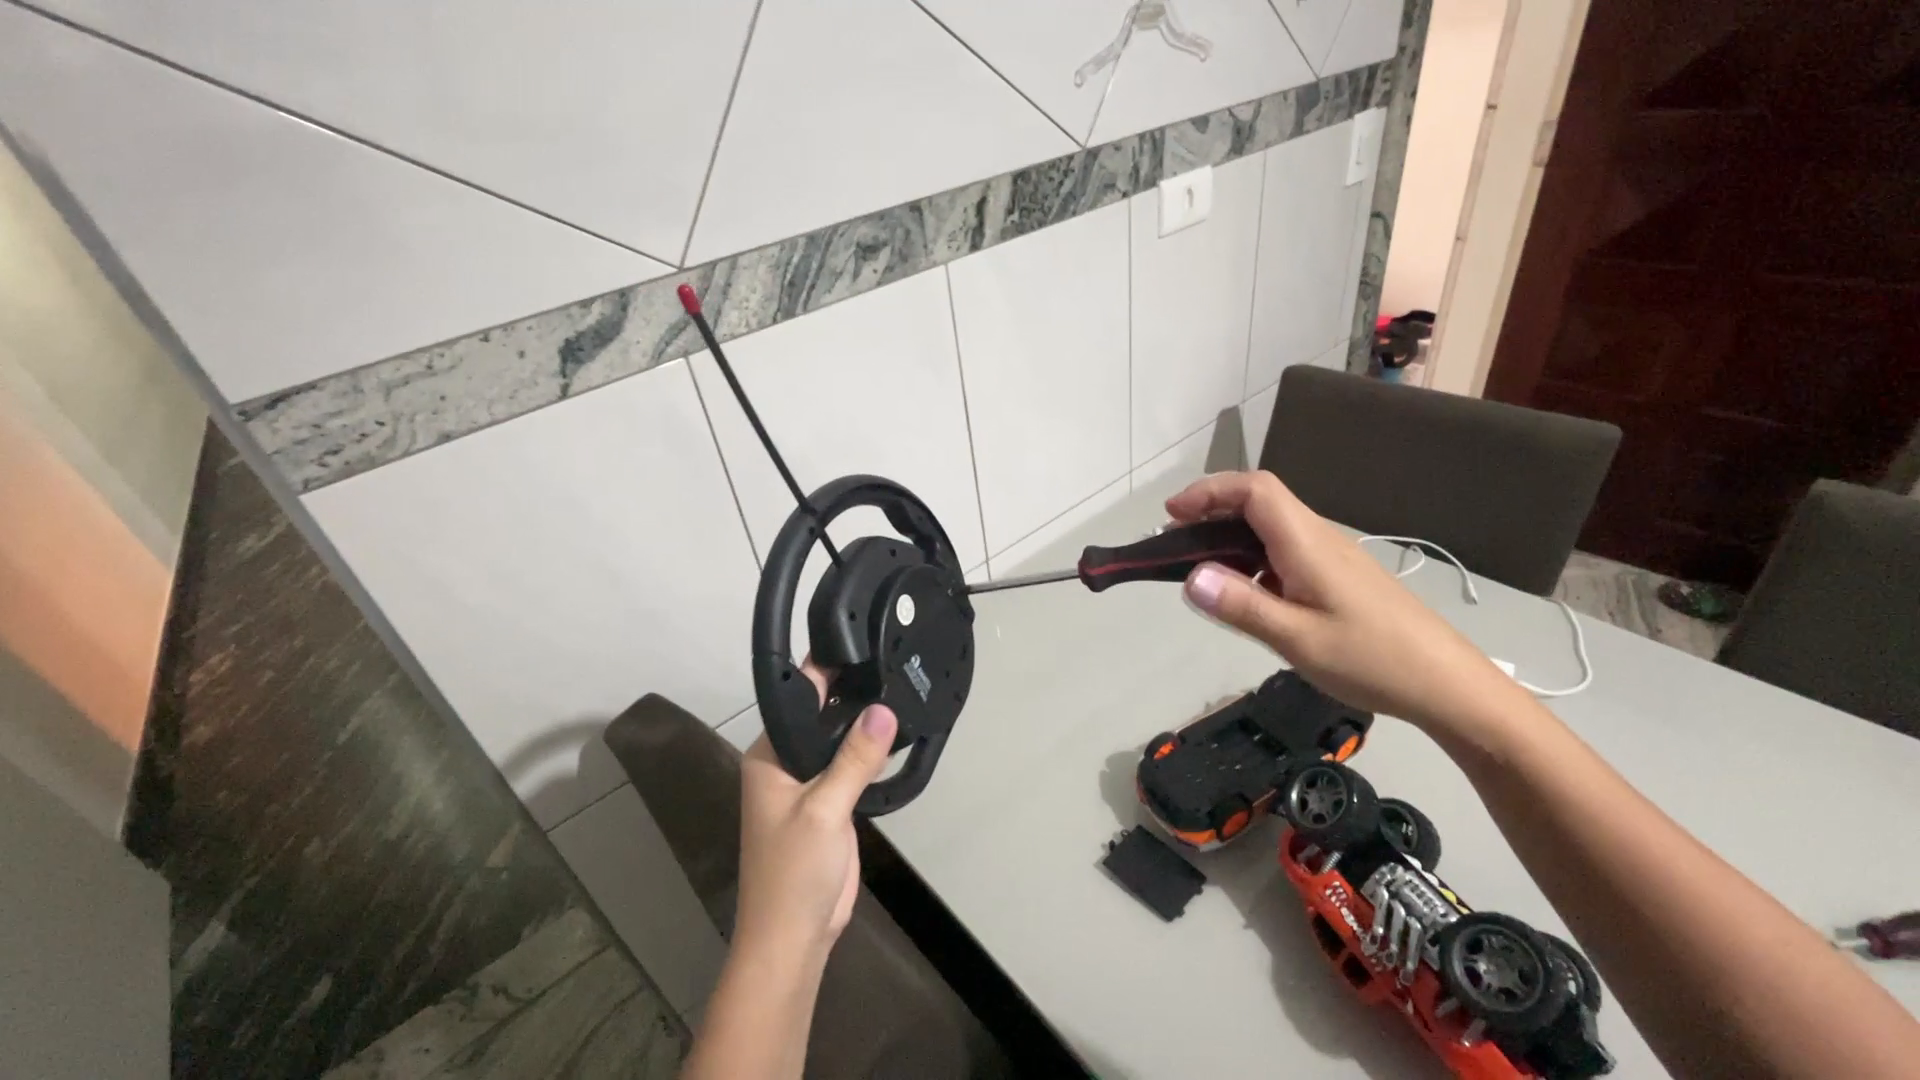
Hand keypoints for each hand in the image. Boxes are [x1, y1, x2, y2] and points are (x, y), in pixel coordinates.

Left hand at [735, 661, 896, 965]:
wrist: (794, 937)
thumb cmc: (793, 872)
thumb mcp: (824, 810)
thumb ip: (854, 759)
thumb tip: (883, 709)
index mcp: (767, 757)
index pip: (797, 700)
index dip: (826, 671)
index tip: (862, 640)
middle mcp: (784, 764)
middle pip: (820, 717)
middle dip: (851, 694)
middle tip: (893, 659)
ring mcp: (807, 785)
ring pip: (838, 742)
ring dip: (862, 725)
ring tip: (901, 687)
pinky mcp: (829, 805)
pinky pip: (849, 767)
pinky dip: (869, 754)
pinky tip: (896, 735)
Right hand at [1168, 471, 1522, 731]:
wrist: (1445, 684)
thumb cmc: (1372, 660)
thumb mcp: (1297, 639)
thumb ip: (1242, 606)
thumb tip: (1190, 577)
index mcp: (1307, 544)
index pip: (1254, 490)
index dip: (1209, 492)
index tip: (1171, 516)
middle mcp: (1319, 539)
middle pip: (1260, 503)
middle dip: (1211, 513)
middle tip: (1175, 547)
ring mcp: (1332, 559)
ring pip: (1272, 529)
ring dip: (1230, 539)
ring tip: (1200, 573)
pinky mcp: (1339, 579)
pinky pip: (1285, 553)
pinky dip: (1252, 561)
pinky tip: (1246, 596)